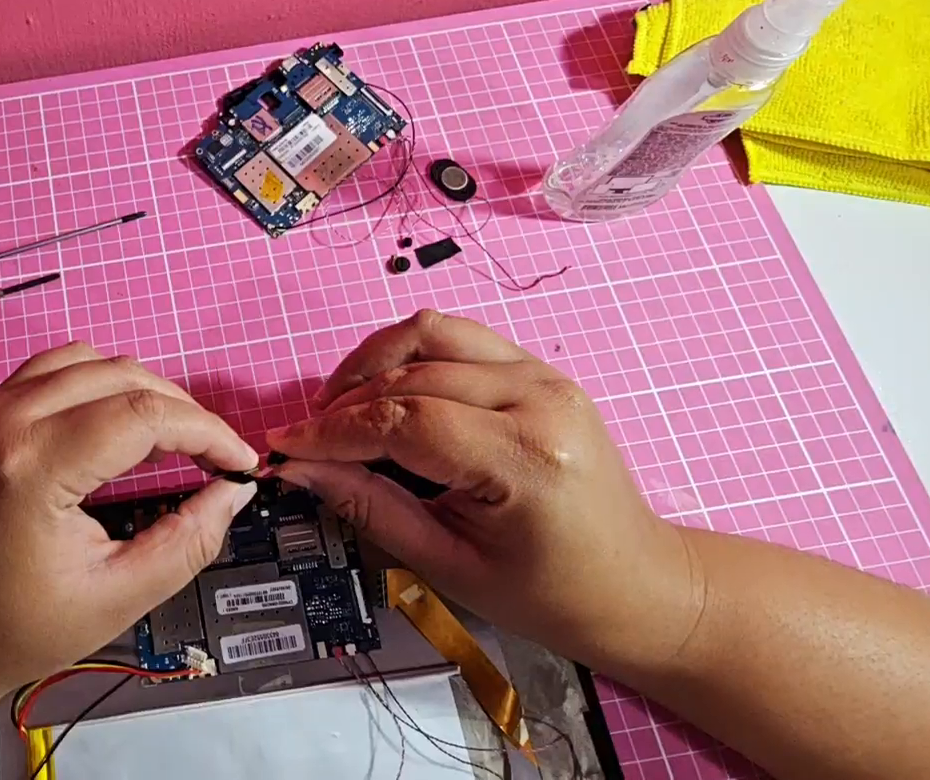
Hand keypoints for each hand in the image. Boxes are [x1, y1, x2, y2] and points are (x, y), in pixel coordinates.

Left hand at [0, 343, 258, 739]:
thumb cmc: (10, 631)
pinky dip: (96, 380)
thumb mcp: (114, 599)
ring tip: (170, 435)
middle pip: (121, 375)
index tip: (239, 462)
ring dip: (139, 388)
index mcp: (34, 467)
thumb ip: (186, 542)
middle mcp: (6, 419)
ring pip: (88, 360)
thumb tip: (232, 491)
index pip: (144, 414)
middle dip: (180, 408)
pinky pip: (51, 368)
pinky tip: (115, 418)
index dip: (206, 431)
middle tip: (212, 454)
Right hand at [268, 310, 702, 671]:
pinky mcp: (537, 367)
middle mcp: (538, 397)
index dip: (334, 432)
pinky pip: (454, 335)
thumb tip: (301, 469)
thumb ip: (370, 506)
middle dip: (343, 404)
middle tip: (306, 439)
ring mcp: (542, 373)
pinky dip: (406, 353)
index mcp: (527, 457)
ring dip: (370, 364)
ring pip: (427, 335)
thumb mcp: (451, 566)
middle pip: (410, 375)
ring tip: (339, 406)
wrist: (642, 585)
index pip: (405, 420)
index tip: (286, 446)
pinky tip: (384, 386)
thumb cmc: (554, 594)